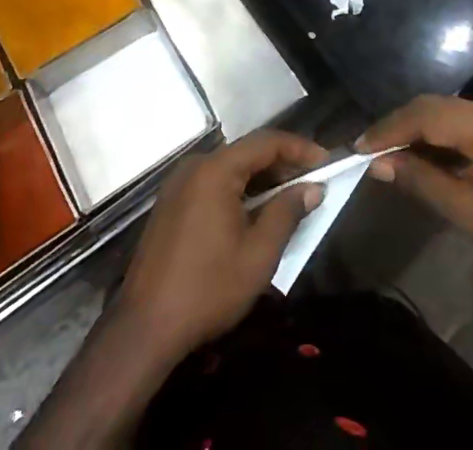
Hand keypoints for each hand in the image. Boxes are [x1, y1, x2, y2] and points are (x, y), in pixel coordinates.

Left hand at [114, 131, 327, 355]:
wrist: (144, 330)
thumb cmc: (208, 288)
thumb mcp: (259, 253)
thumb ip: (288, 212)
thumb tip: (312, 188)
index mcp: (214, 171)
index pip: (266, 142)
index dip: (300, 148)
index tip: (328, 162)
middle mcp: (193, 169)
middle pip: (247, 152)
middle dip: (283, 164)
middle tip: (313, 181)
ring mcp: (177, 187)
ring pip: (230, 169)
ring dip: (262, 179)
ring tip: (292, 197)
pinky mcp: (170, 207)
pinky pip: (213, 185)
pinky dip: (240, 191)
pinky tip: (257, 212)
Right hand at [357, 97, 472, 293]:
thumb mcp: (472, 216)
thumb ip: (424, 183)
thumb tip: (377, 163)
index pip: (426, 116)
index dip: (389, 130)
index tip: (356, 150)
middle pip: (431, 106)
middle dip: (395, 127)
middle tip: (363, 154)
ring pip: (439, 111)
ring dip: (409, 130)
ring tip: (380, 156)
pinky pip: (453, 122)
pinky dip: (428, 136)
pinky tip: (412, 157)